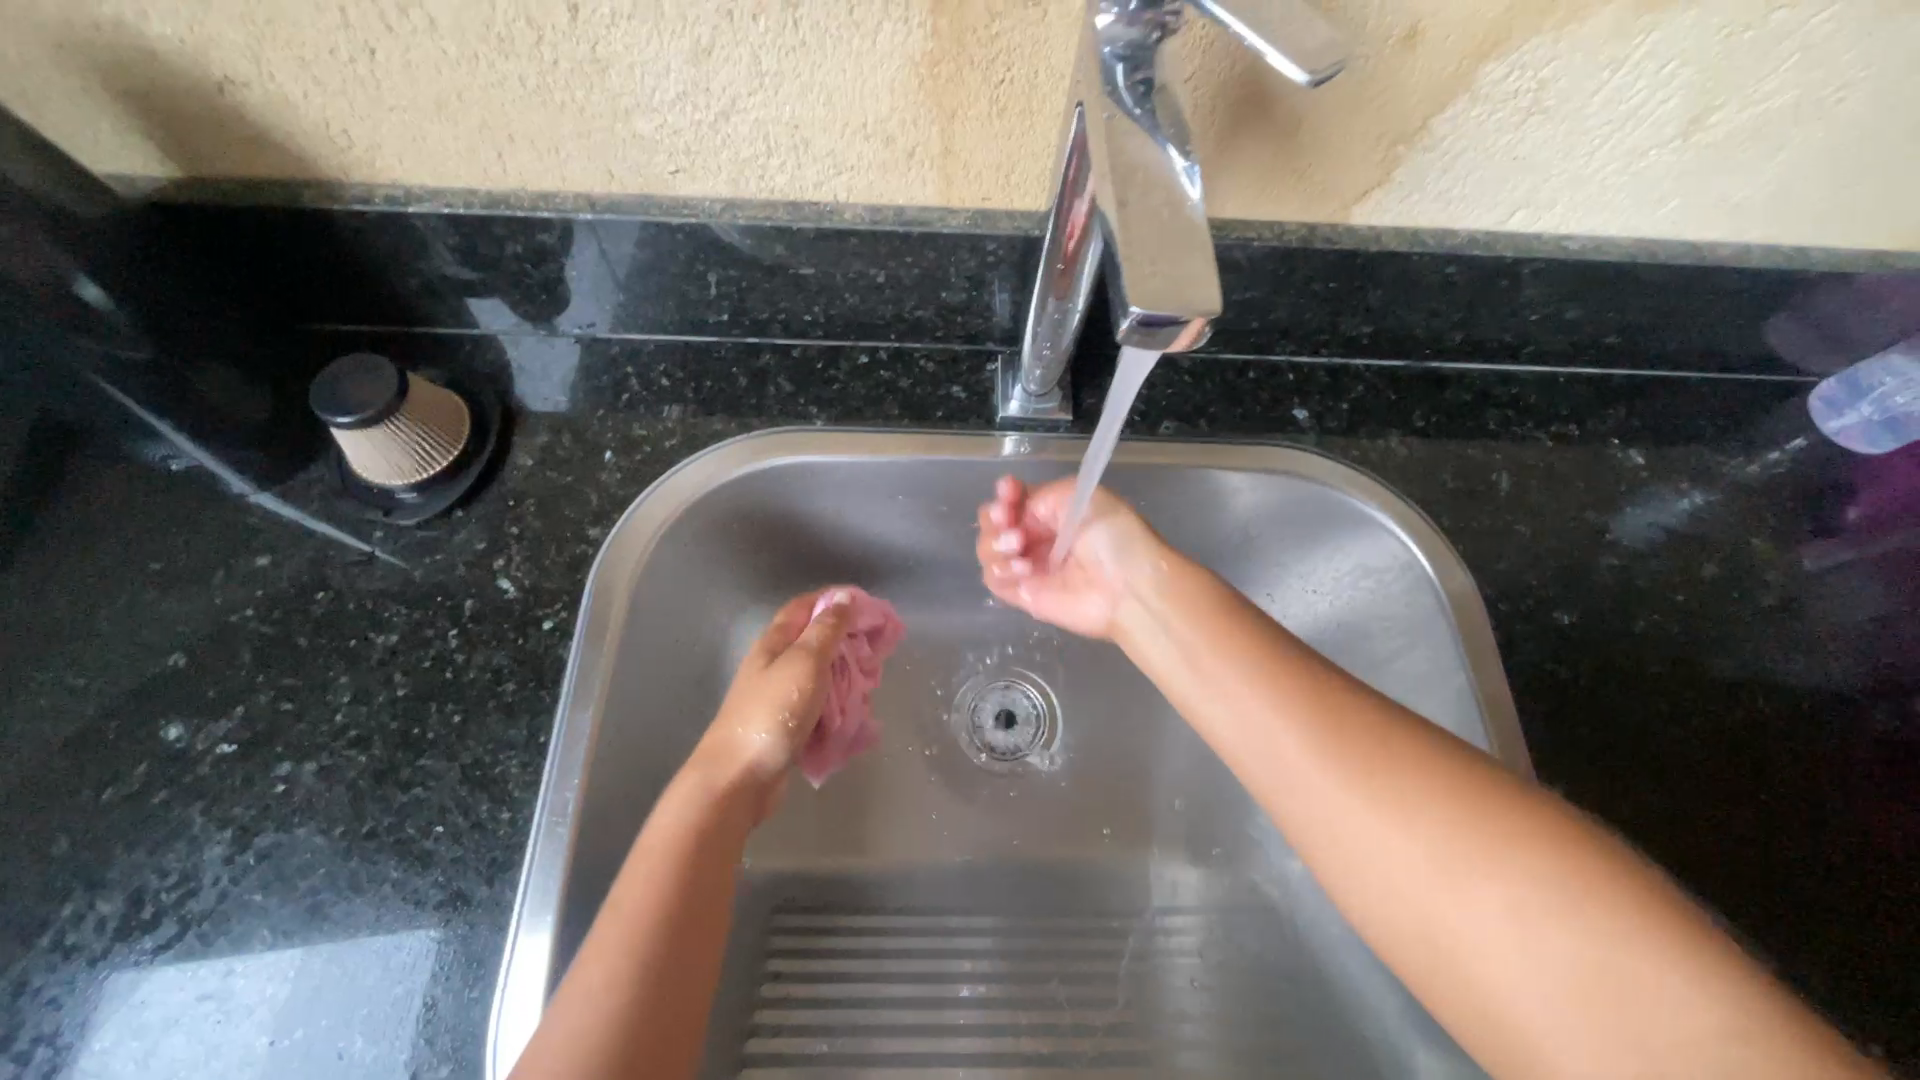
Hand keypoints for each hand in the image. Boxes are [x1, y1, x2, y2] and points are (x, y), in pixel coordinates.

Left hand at [689, 588, 853, 821]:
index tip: (872, 608)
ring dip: (849, 678)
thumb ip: (826, 629)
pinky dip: (841, 708)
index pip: (807, 606)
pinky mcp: (788, 726)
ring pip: (823, 676)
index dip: (837, 600)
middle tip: (879, 653)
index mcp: (776, 641)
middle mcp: (777, 664)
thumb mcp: (805, 662)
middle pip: (818, 641)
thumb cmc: (773, 712)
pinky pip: (821, 708)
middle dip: (850, 642)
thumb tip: (842, 597)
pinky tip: (858, 716)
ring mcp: (782, 697)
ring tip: (872, 687)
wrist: (740, 777)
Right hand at [975, 475, 1166, 639]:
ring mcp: (1029, 567)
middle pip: (993, 522)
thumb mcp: (1080, 495)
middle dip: (994, 516)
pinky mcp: (1024, 595)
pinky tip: (1022, 569)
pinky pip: (993, 580)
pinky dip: (999, 569)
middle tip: (1008, 520)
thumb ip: (1041, 496)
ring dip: (994, 543)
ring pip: (988, 550)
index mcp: (1053, 511)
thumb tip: (1020, 517)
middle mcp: (1038, 537)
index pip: (1014, 498)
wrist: (1129, 587)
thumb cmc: (1113, 536)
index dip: (1005, 492)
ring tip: (1017, 545)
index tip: (1009, 491)